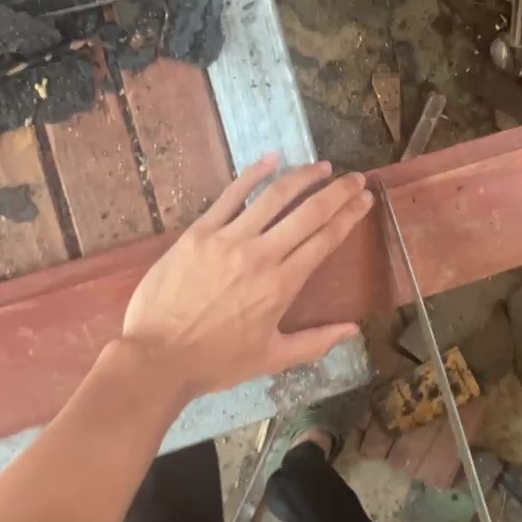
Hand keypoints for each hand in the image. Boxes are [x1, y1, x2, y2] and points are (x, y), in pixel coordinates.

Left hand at [119, 154, 371, 400]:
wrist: (156, 358)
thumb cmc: (215, 362)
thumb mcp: (271, 358)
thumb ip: (315, 342)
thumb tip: (353, 330)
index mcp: (282, 285)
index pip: (325, 239)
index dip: (349, 216)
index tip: (365, 199)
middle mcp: (262, 255)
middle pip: (309, 213)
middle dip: (338, 191)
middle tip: (355, 178)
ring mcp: (229, 239)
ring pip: (274, 197)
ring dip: (303, 177)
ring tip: (322, 167)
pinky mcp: (199, 232)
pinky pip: (231, 195)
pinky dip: (254, 174)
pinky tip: (271, 160)